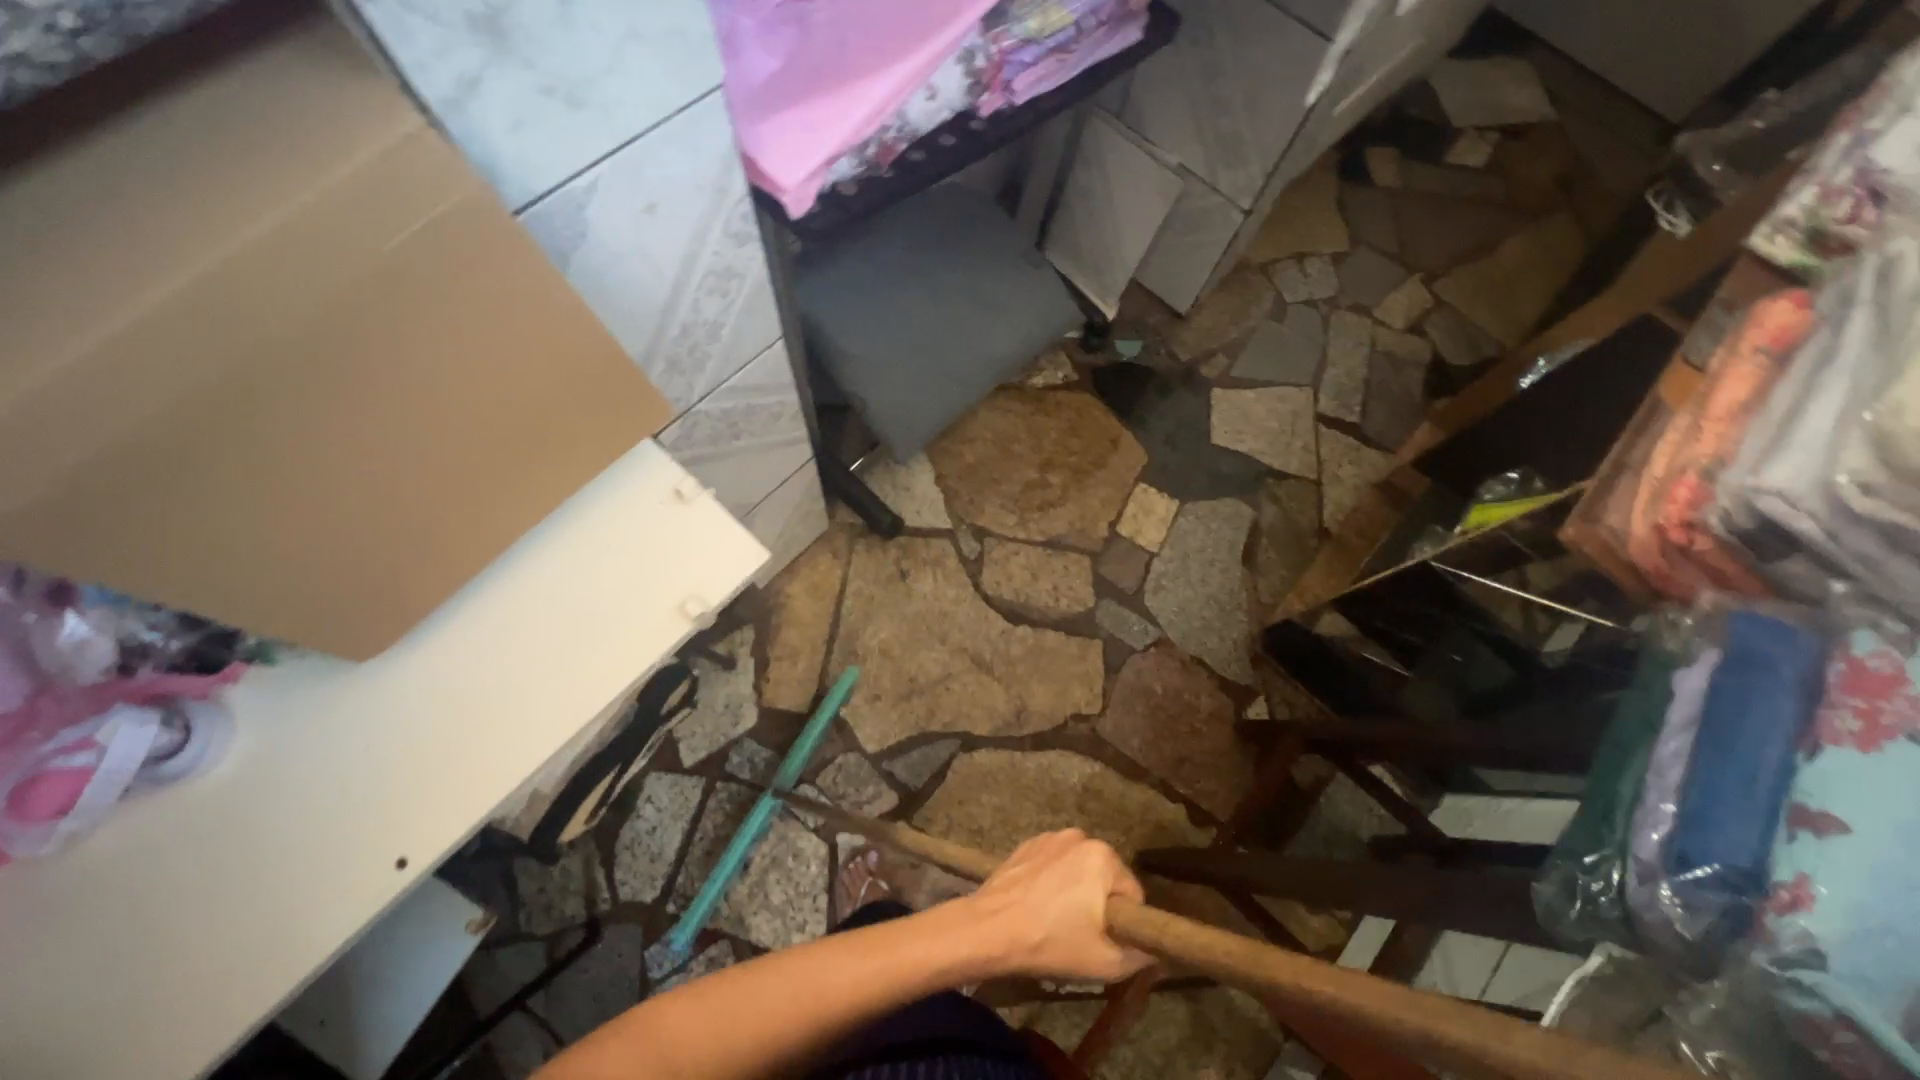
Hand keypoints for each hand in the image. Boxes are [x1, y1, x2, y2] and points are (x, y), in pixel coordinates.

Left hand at [959, 829, 1154, 982]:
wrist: (989, 929)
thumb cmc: (1052, 942)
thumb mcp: (1106, 962)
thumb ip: (1141, 956)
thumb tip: (1157, 952)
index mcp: (1104, 856)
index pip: (1132, 894)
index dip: (1124, 923)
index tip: (1105, 941)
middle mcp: (1080, 836)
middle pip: (1105, 879)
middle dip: (1098, 904)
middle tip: (1079, 934)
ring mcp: (1050, 837)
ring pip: (1078, 870)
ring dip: (1075, 891)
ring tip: (1055, 920)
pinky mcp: (1026, 844)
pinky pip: (1053, 865)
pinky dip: (1051, 881)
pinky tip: (1037, 904)